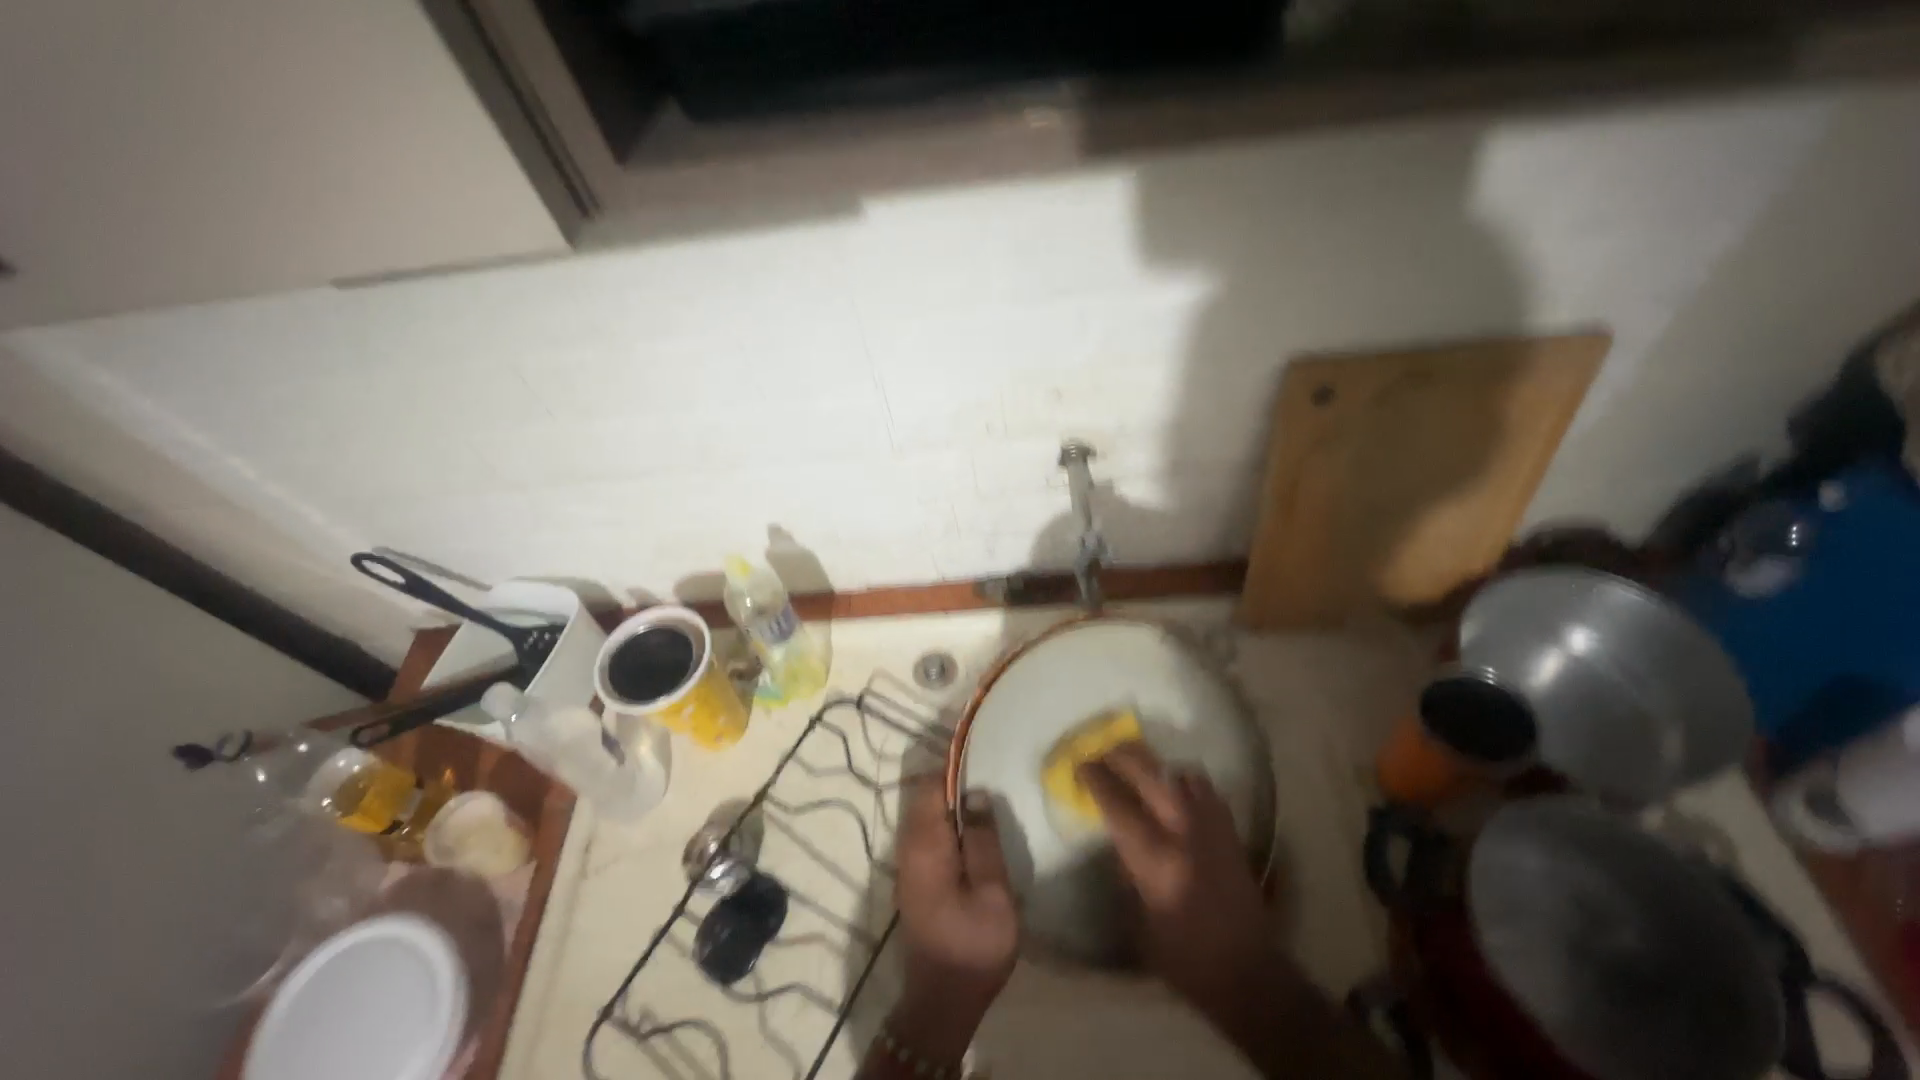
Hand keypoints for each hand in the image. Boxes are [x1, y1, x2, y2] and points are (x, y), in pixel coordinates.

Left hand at [892, 778, 1017, 1035]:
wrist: (942, 1000)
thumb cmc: (974, 946)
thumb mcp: (993, 894)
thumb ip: (984, 841)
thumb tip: (976, 794)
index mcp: (925, 846)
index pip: (929, 787)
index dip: (951, 764)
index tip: (978, 749)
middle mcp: (908, 849)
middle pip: (921, 797)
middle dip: (949, 778)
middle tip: (988, 769)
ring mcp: (907, 865)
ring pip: (922, 815)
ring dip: (948, 801)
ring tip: (985, 793)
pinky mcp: (914, 880)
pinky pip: (926, 834)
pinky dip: (946, 821)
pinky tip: (974, 827)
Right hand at [1077, 743, 1273, 1011]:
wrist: (1247, 973)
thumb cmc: (1184, 959)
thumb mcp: (1138, 924)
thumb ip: (1126, 877)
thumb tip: (1119, 845)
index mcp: (1156, 861)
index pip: (1119, 806)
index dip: (1098, 781)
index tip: (1081, 765)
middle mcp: (1185, 835)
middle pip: (1152, 777)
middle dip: (1125, 758)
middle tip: (1104, 751)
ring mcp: (1213, 830)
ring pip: (1184, 775)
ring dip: (1158, 766)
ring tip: (1141, 767)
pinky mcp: (1232, 835)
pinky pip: (1206, 792)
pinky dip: (1186, 782)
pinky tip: (1176, 792)